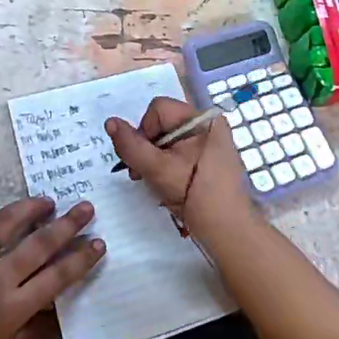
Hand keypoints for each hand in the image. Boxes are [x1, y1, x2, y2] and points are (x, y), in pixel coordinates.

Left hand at [0, 197, 104, 338]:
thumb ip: (34, 329)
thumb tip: (63, 315)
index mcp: (10, 309)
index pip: (57, 276)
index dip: (82, 258)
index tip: (99, 242)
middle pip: (39, 243)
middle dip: (68, 223)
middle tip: (85, 207)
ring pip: (5, 221)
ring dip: (31, 207)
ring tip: (46, 201)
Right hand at [106, 97, 255, 239]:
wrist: (228, 228)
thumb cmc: (194, 193)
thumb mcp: (157, 169)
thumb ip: (130, 145)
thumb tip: (110, 122)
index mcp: (200, 118)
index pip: (157, 110)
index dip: (144, 132)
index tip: (143, 159)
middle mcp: (208, 123)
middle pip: (163, 124)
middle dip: (147, 148)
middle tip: (142, 174)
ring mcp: (211, 141)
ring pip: (169, 140)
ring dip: (156, 159)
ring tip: (156, 182)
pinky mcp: (211, 157)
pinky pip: (181, 151)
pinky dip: (170, 165)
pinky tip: (170, 184)